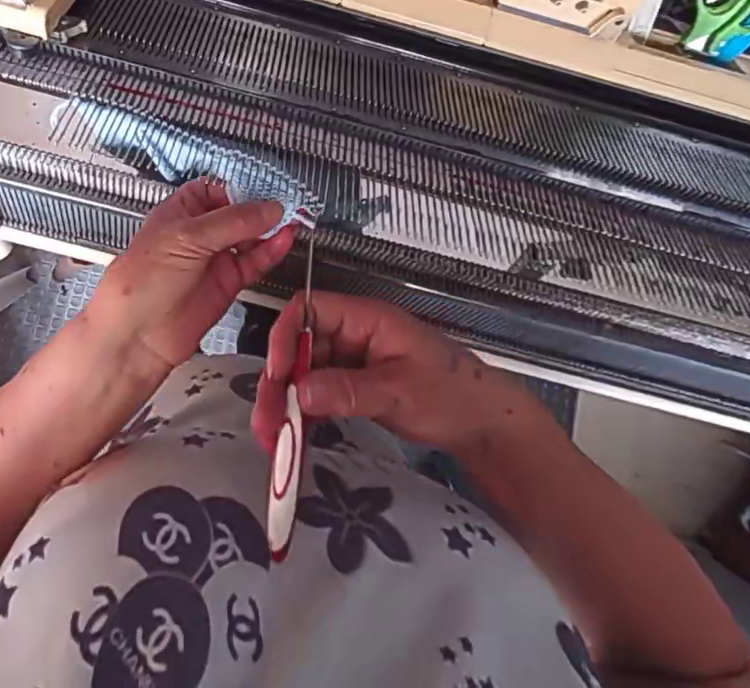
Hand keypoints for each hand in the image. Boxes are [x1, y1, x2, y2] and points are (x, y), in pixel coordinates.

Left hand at [79, 179, 295, 376]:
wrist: (136, 336)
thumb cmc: (138, 284)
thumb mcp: (186, 238)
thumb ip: (231, 221)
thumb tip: (267, 209)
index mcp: (180, 212)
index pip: (217, 189)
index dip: (241, 187)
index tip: (265, 186)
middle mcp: (198, 234)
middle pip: (239, 212)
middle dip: (262, 207)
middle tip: (285, 202)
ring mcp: (214, 258)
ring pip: (251, 237)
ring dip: (271, 229)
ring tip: (290, 220)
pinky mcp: (227, 282)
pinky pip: (256, 262)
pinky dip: (272, 250)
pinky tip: (284, 240)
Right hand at [251, 292, 544, 454]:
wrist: (483, 422)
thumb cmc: (452, 392)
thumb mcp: (400, 390)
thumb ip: (349, 389)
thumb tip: (299, 391)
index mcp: (365, 319)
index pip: (309, 309)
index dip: (285, 336)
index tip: (276, 374)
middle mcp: (352, 335)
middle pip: (299, 346)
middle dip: (278, 382)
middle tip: (266, 422)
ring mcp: (351, 362)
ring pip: (303, 374)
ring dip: (284, 403)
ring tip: (273, 439)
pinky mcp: (352, 387)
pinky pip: (317, 394)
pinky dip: (302, 415)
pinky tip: (293, 438)